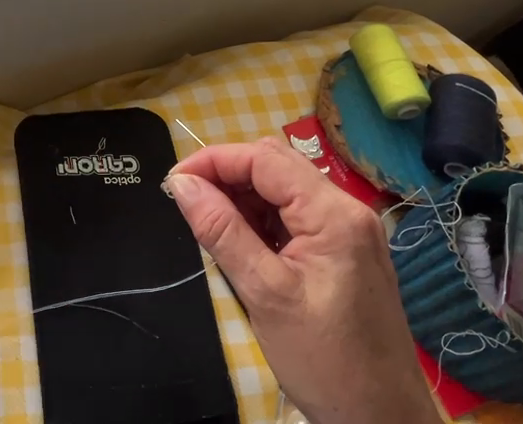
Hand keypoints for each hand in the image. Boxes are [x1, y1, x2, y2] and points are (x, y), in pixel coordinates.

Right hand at [166, 138, 436, 423]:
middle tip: (187, 202)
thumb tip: (181, 184)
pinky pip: (293, 214)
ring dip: (241, 197)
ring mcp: (348, 230)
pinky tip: (239, 242)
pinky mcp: (343, 250)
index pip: (263, 159)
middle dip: (225, 175)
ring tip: (209, 225)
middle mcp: (346, 209)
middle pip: (274, 165)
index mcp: (334, 214)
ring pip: (281, 187)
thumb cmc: (327, 363)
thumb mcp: (265, 295)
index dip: (213, 161)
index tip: (174, 183)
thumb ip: (222, 231)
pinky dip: (260, 219)